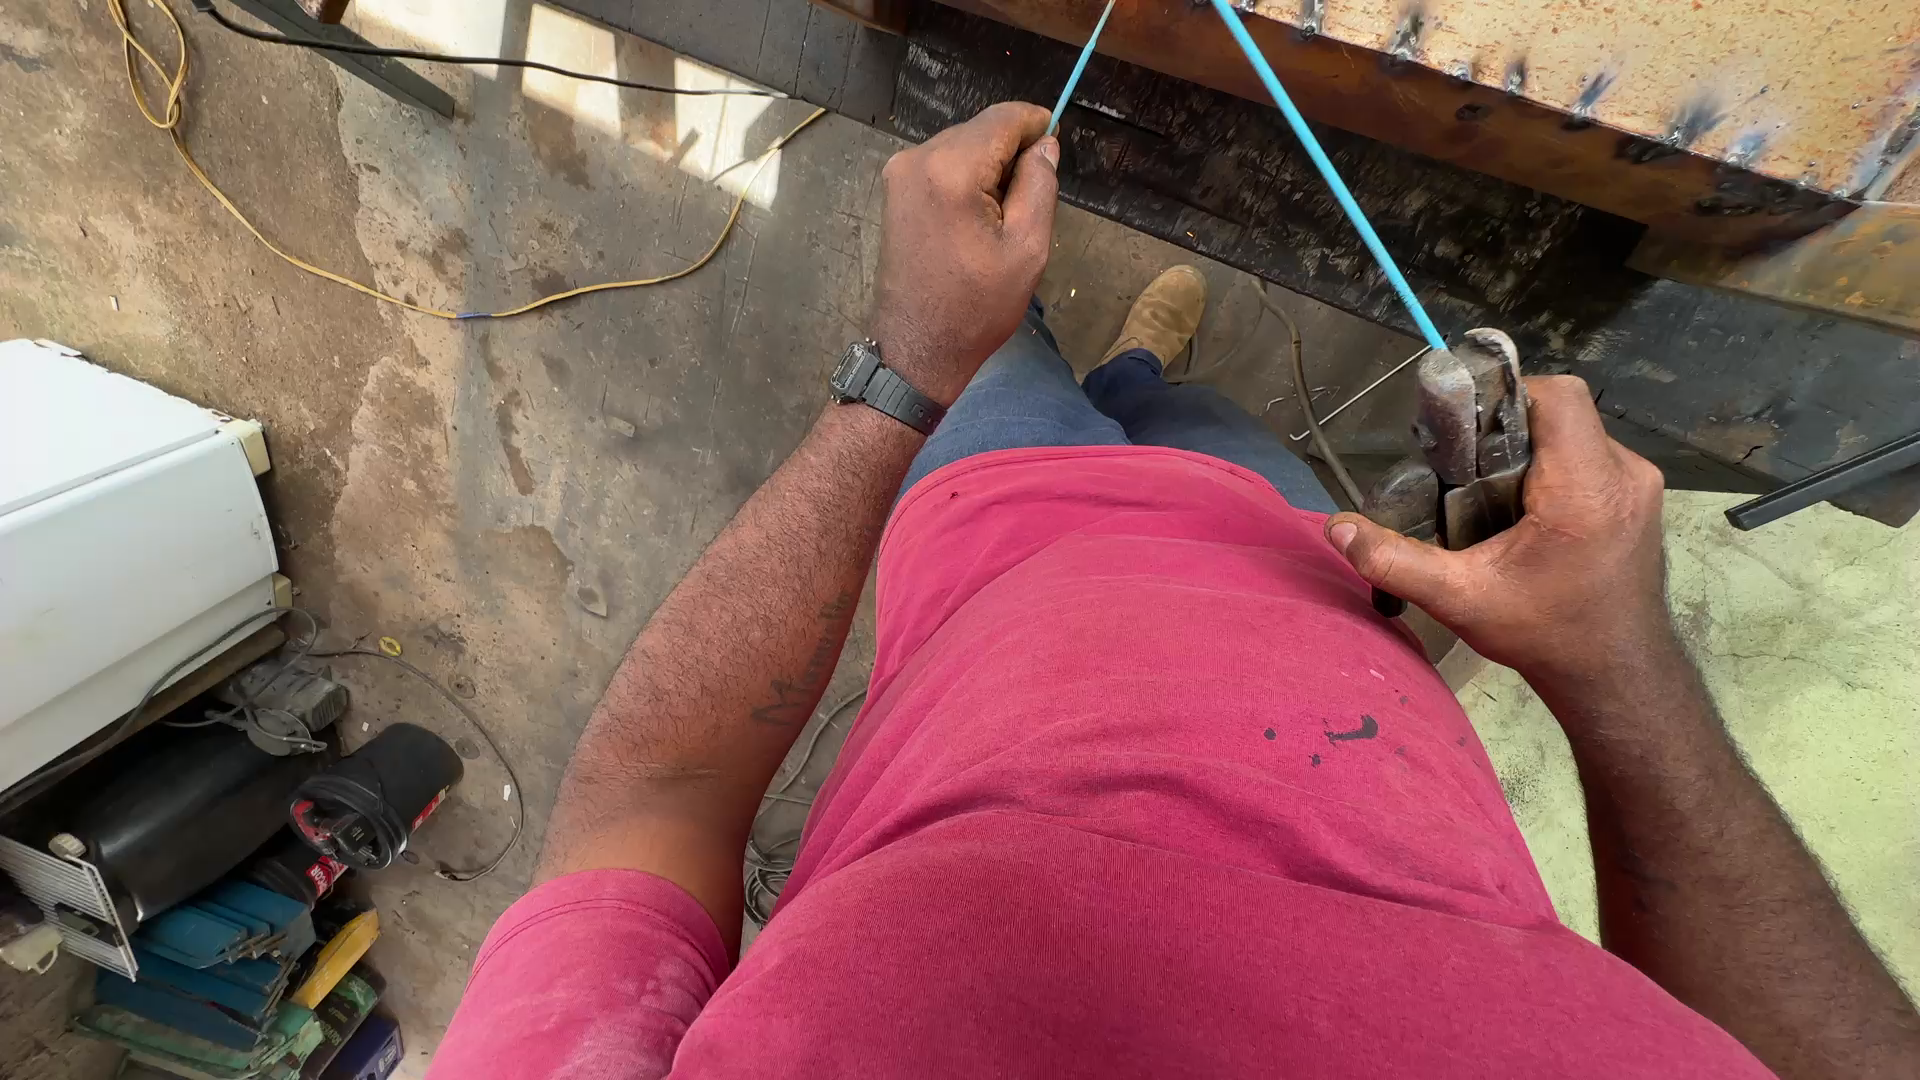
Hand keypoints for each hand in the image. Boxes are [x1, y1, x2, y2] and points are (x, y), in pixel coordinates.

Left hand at [868, 102, 1059, 405]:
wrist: (918, 351)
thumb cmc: (977, 309)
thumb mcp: (1027, 249)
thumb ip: (1040, 185)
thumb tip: (1044, 145)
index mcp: (952, 168)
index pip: (1004, 118)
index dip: (1037, 126)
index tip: (1055, 149)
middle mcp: (917, 158)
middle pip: (980, 131)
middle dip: (1010, 156)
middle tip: (1028, 205)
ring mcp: (898, 175)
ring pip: (960, 149)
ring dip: (987, 172)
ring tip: (998, 224)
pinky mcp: (893, 194)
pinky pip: (940, 169)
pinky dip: (964, 185)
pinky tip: (973, 225)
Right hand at [1324, 375, 1675, 690]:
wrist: (1614, 673)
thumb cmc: (1544, 633)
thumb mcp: (1457, 599)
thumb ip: (1394, 561)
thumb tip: (1336, 528)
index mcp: (1587, 489)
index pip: (1559, 398)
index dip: (1504, 396)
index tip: (1457, 428)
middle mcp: (1623, 475)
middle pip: (1558, 413)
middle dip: (1500, 429)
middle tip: (1454, 468)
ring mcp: (1635, 485)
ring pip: (1568, 434)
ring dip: (1519, 449)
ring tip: (1477, 489)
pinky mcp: (1632, 498)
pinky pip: (1582, 456)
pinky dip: (1541, 467)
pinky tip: (1511, 506)